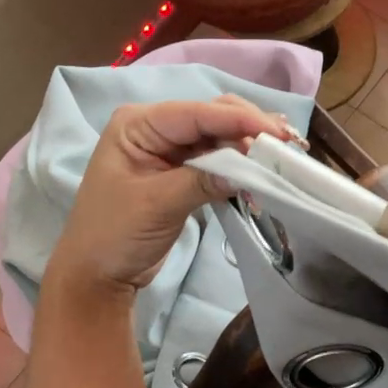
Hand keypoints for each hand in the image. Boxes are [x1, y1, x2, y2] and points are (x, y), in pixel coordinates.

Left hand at [48, 96, 295, 295]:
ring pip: (220, 139)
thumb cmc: (115, 233)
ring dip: (251, 147)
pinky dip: (242, 167)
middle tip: (289, 143)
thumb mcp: (157, 204)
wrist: (98, 274)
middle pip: (212, 118)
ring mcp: (171, 152)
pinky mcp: (184, 175)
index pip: (196, 114)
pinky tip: (264, 172)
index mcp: (138, 125)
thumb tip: (249, 170)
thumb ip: (202, 181)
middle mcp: (156, 129)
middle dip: (250, 128)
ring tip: (286, 154)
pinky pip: (219, 162)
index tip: (276, 133)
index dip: (239, 120)